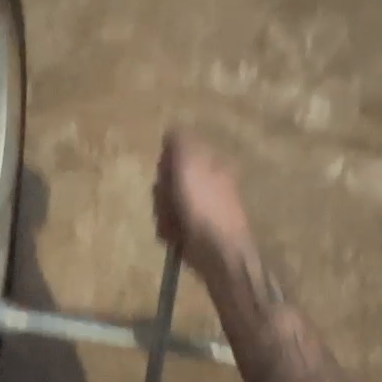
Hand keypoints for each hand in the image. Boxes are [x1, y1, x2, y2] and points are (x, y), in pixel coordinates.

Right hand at [153, 131, 251, 276]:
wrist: (218, 251)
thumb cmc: (204, 205)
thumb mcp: (190, 163)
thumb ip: (179, 142)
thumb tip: (172, 129)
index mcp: (212, 162)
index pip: (176, 153)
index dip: (166, 165)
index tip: (166, 173)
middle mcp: (209, 182)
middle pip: (169, 179)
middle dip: (163, 191)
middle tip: (169, 201)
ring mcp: (203, 207)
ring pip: (167, 203)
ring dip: (163, 213)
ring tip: (172, 223)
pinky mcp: (195, 229)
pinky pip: (170, 223)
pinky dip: (168, 229)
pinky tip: (174, 236)